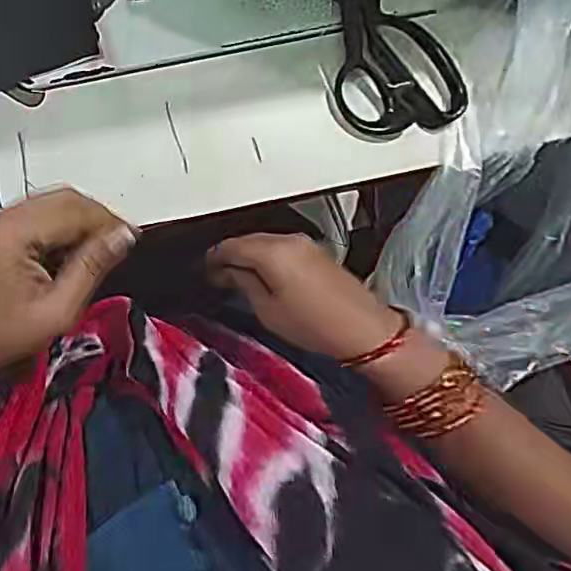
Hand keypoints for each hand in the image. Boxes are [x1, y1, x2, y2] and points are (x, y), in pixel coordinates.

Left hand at [0, 188, 136, 379]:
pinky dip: (68, 226)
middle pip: (67, 199)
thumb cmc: (8, 334)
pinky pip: (45, 213)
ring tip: (102, 250)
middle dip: (99, 218)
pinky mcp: (5, 228)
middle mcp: (8, 217)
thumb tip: (123, 237)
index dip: (108, 222)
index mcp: (16, 233)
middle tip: (120, 245)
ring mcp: (4, 220)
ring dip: (85, 221)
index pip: (74, 210)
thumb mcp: (58, 310)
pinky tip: (78, 251)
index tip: (132, 240)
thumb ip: (92, 268)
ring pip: (58, 202)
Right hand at [205, 233, 403, 359]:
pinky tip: (263, 274)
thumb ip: (242, 283)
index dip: (212, 258)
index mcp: (271, 251)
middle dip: (229, 255)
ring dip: (248, 255)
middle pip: (246, 240)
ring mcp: (303, 243)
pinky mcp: (315, 250)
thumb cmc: (314, 325)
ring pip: (263, 241)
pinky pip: (280, 246)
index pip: (229, 246)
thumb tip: (227, 272)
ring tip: (239, 277)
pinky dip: (266, 256)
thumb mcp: (267, 310)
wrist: (366, 330)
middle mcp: (287, 240)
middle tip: (217, 276)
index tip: (204, 271)